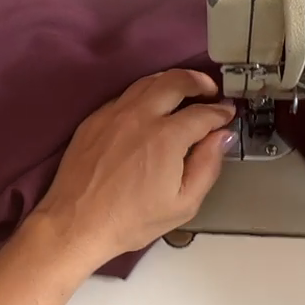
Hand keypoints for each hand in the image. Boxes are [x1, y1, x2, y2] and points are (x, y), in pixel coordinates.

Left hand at [30, 69, 236, 267]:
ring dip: (170, 81)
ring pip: (147, 82)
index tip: (228, 114)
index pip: (202, 112)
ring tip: (184, 91)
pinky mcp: (94, 119)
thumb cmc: (131, 220)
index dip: (220, 112)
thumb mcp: (183, 204)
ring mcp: (113, 114)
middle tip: (210, 90)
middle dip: (199, 81)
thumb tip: (221, 136)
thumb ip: (207, 165)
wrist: (76, 223)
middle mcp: (140, 116)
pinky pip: (124, 96)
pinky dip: (144, 94)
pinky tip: (149, 107)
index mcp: (166, 137)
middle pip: (175, 81)